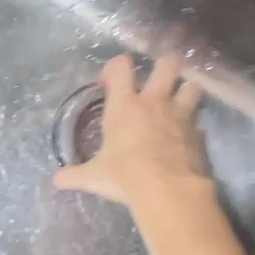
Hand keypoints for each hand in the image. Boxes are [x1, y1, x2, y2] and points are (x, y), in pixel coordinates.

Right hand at [53, 54, 207, 208]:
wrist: (166, 189)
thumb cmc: (124, 175)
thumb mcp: (93, 177)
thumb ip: (75, 175)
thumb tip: (57, 180)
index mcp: (125, 106)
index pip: (121, 67)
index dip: (115, 67)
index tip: (109, 82)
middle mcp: (155, 103)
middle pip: (168, 64)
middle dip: (163, 67)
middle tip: (156, 82)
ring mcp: (181, 116)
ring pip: (192, 86)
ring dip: (186, 91)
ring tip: (178, 102)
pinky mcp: (198, 134)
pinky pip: (198, 124)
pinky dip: (192, 129)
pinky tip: (185, 139)